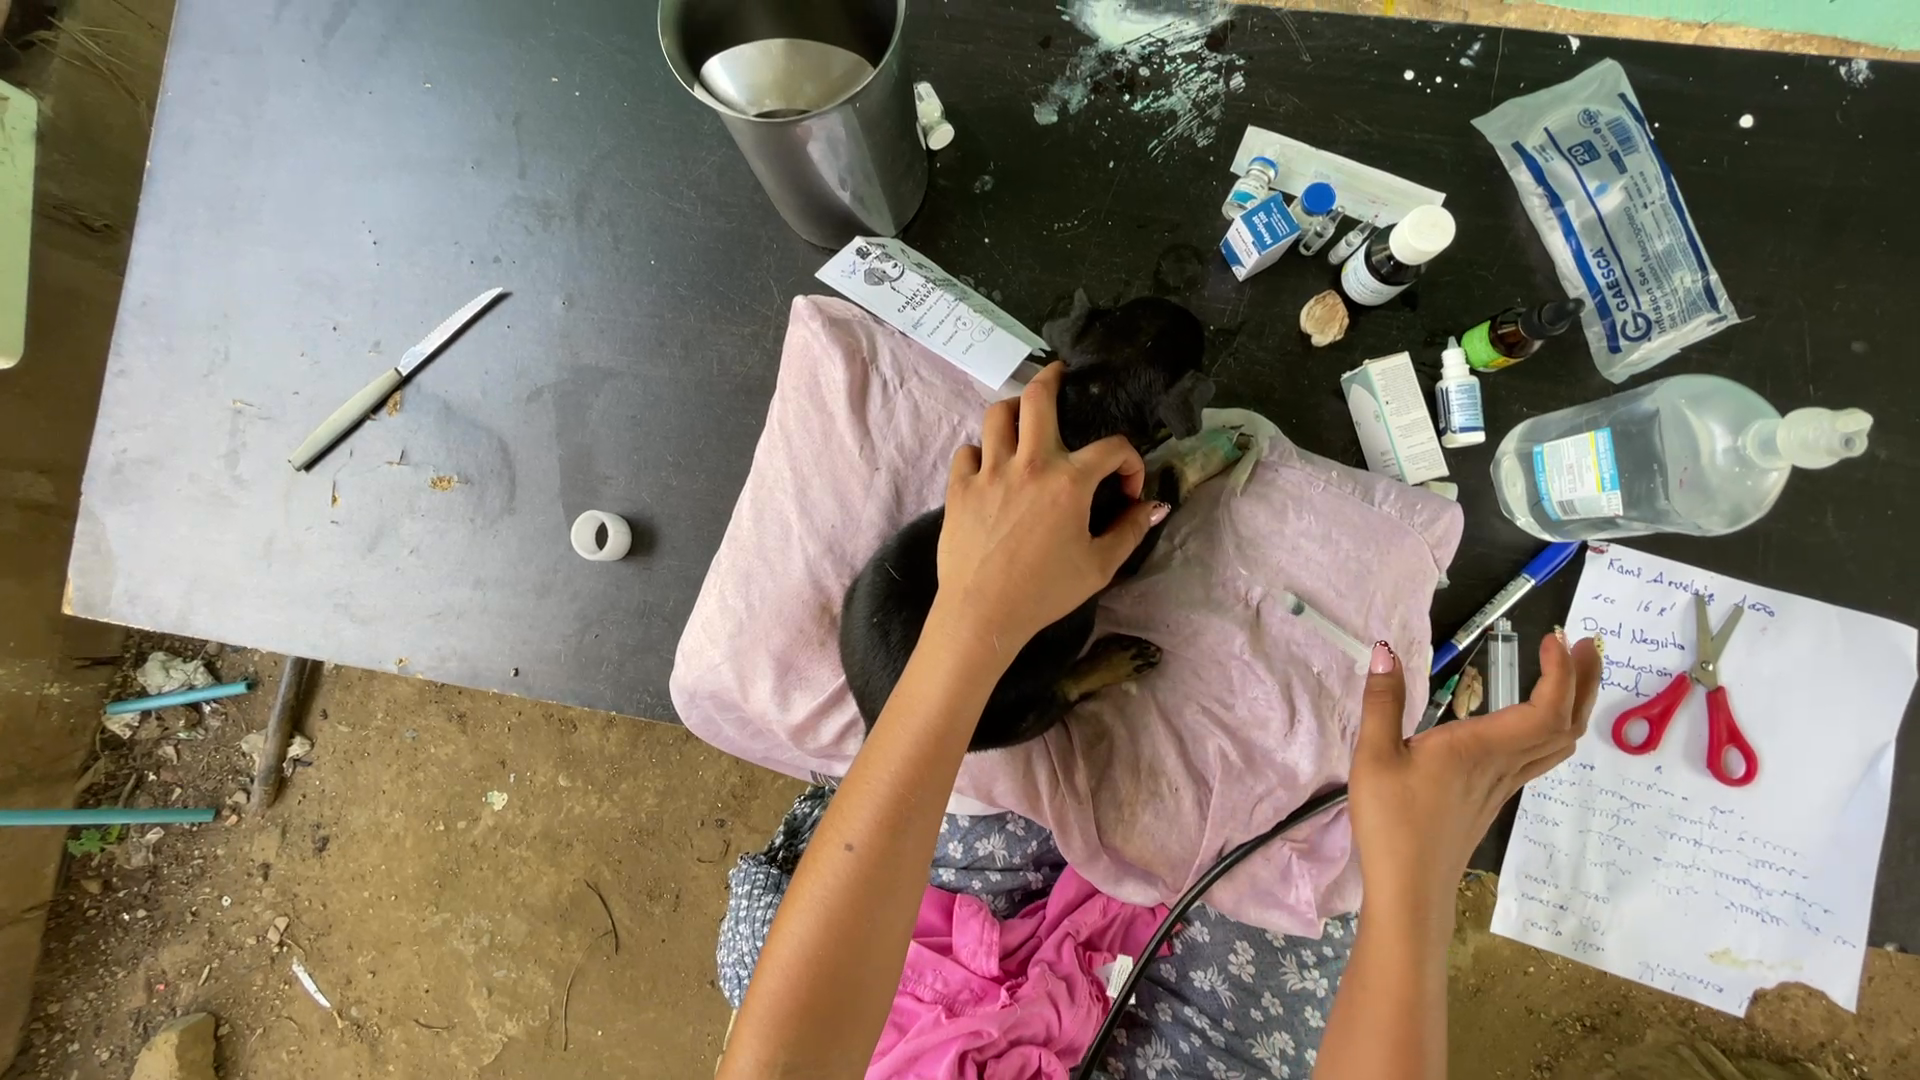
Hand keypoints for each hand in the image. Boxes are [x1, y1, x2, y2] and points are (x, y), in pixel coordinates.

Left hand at [932, 362, 1168, 655]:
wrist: (982, 614)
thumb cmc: (1044, 592)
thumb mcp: (1099, 567)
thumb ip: (1130, 531)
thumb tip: (1153, 507)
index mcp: (1069, 481)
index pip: (1111, 447)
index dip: (1130, 462)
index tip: (1127, 489)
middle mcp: (1029, 464)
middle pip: (1038, 398)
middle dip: (1053, 378)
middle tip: (1059, 376)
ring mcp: (989, 472)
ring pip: (997, 416)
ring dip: (1014, 411)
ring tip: (1022, 419)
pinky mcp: (959, 488)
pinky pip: (967, 451)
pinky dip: (979, 452)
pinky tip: (988, 467)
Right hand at [1349, 633, 1601, 905]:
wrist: (1409, 885)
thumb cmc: (1391, 820)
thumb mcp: (1373, 755)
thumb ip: (1382, 702)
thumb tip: (1386, 652)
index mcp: (1479, 749)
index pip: (1544, 709)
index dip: (1559, 673)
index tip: (1554, 637)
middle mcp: (1502, 765)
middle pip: (1565, 724)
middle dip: (1582, 682)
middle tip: (1584, 643)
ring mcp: (1501, 785)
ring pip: (1557, 743)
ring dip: (1572, 705)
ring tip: (1569, 674)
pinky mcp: (1491, 797)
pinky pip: (1538, 756)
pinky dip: (1550, 728)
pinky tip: (1528, 722)